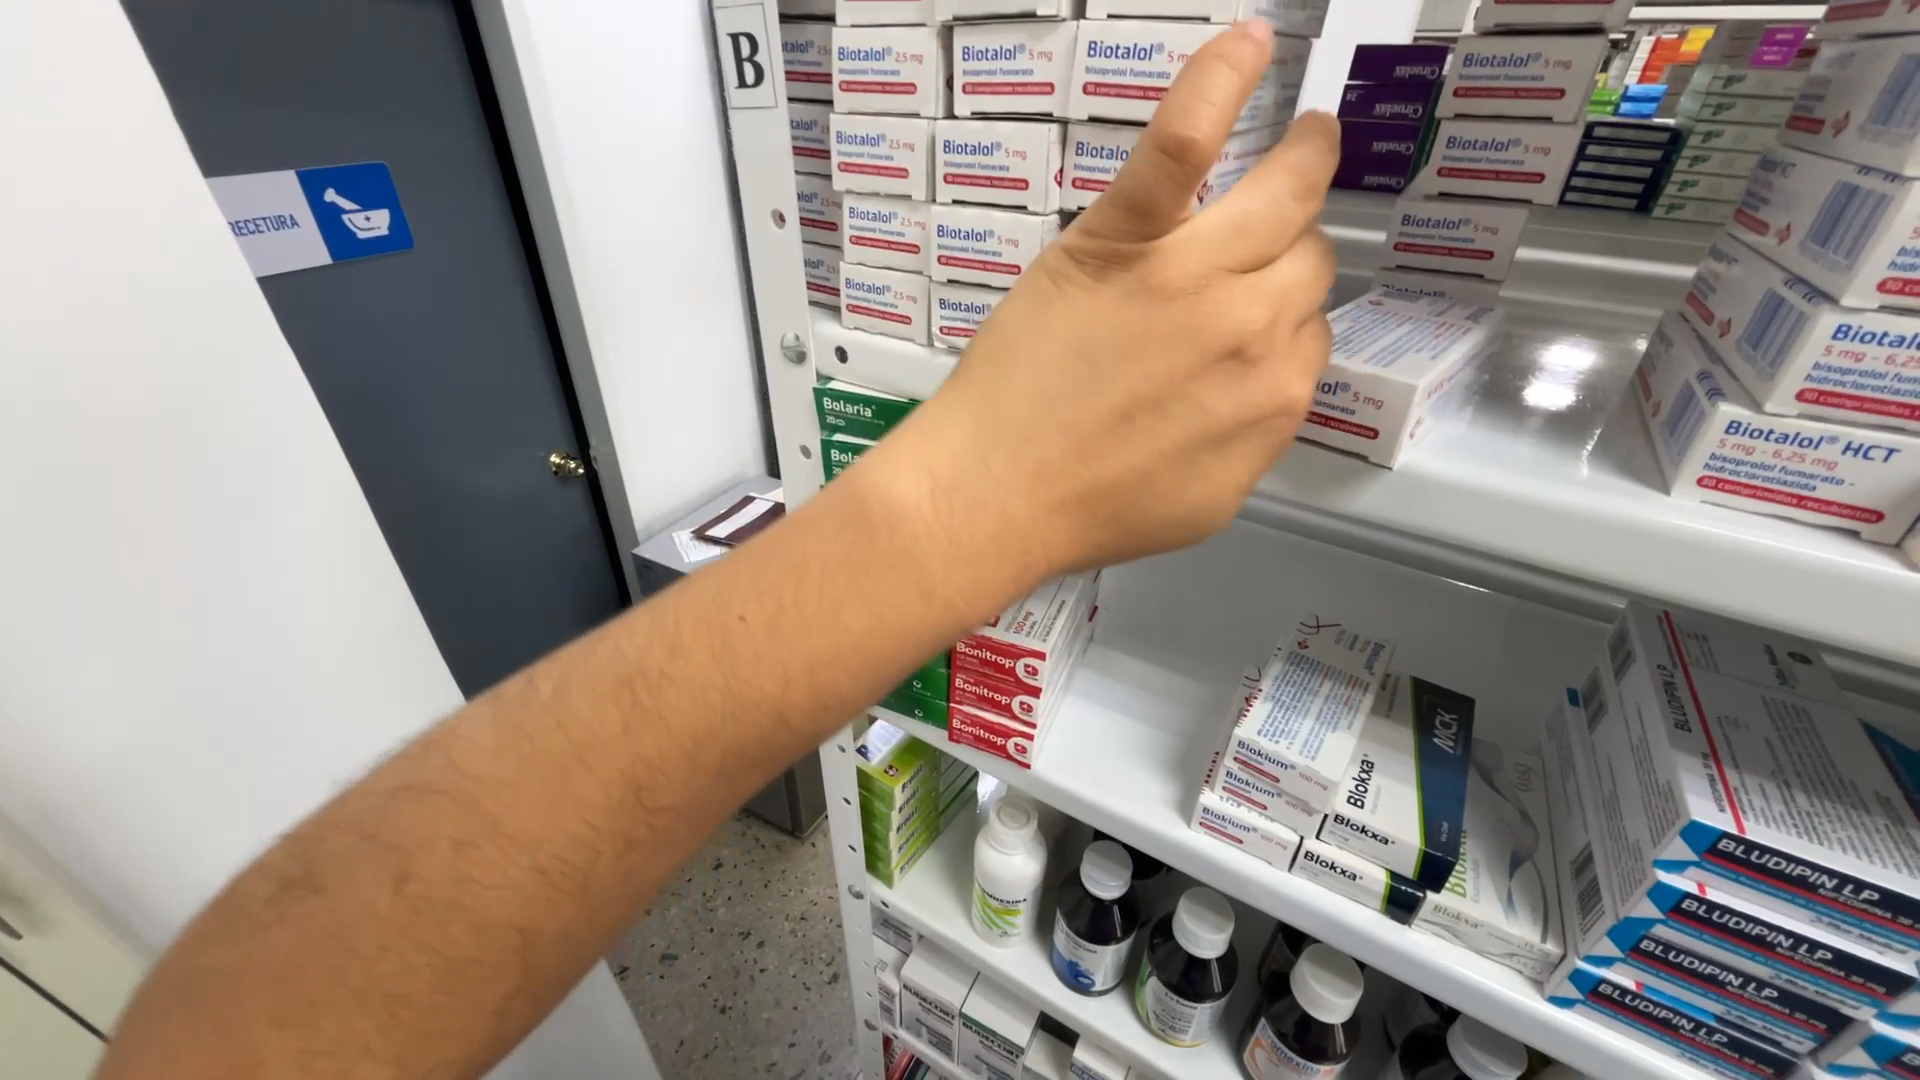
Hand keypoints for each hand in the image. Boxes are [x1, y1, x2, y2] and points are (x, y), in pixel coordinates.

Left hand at [869, 20, 1340, 591]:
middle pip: (1308, 257)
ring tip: (1306, 138)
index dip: (1282, 319)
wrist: (997, 494)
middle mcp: (1252, 327)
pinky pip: (1181, 145)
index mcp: (1275, 394)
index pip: (1310, 328)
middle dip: (1291, 250)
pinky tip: (1249, 44)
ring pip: (1284, 194)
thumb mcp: (1203, 497)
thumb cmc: (1088, 508)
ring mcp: (1188, 275)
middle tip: (1270, 235)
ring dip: (1304, 159)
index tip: (1254, 316)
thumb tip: (1265, 394)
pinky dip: (1217, 85)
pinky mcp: (1121, 240)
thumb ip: (1252, 435)